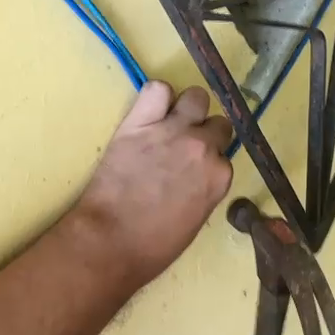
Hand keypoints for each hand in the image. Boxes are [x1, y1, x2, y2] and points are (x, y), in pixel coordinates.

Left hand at [66, 81, 234, 287]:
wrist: (109, 241)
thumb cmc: (152, 246)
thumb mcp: (195, 219)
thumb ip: (205, 188)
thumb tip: (198, 174)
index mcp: (219, 177)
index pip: (225, 154)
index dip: (210, 160)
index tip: (195, 169)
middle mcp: (202, 147)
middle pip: (218, 122)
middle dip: (204, 133)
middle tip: (183, 147)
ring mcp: (172, 129)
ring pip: (196, 97)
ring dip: (187, 108)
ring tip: (169, 123)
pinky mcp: (140, 120)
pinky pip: (158, 88)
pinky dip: (156, 97)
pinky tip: (148, 112)